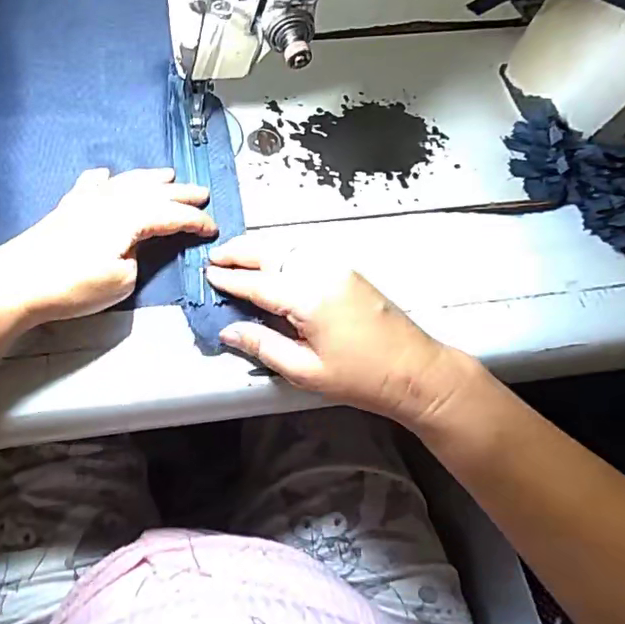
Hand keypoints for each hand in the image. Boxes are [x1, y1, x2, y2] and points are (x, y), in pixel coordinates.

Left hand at [0, 167, 215, 333]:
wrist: (17, 281)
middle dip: (181, 194)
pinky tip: (104, 175)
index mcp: (130, 217)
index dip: (195, 222)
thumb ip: (138, 259)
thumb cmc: (72, 285)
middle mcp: (111, 200)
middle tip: (201, 194)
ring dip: (150, 179)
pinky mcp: (66, 208)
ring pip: (126, 182)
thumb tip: (134, 249)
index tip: (211, 228)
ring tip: (167, 176)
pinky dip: (104, 179)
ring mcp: (86, 200)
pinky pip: (92, 184)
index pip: (172, 215)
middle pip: (153, 192)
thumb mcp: (122, 281)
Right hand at [204, 235, 487, 430]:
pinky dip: (282, 250)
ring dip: (260, 248)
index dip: (230, 279)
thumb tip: (229, 331)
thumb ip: (263, 346)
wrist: (416, 371)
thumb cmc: (362, 378)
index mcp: (309, 298)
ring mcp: (338, 267)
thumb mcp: (305, 371)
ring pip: (289, 246)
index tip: (208, 276)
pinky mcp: (348, 270)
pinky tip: (271, 259)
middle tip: (215, 257)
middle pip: (271, 252)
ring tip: (236, 254)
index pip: (258, 282)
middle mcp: (322, 272)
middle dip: (240, 252)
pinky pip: (306, 250)